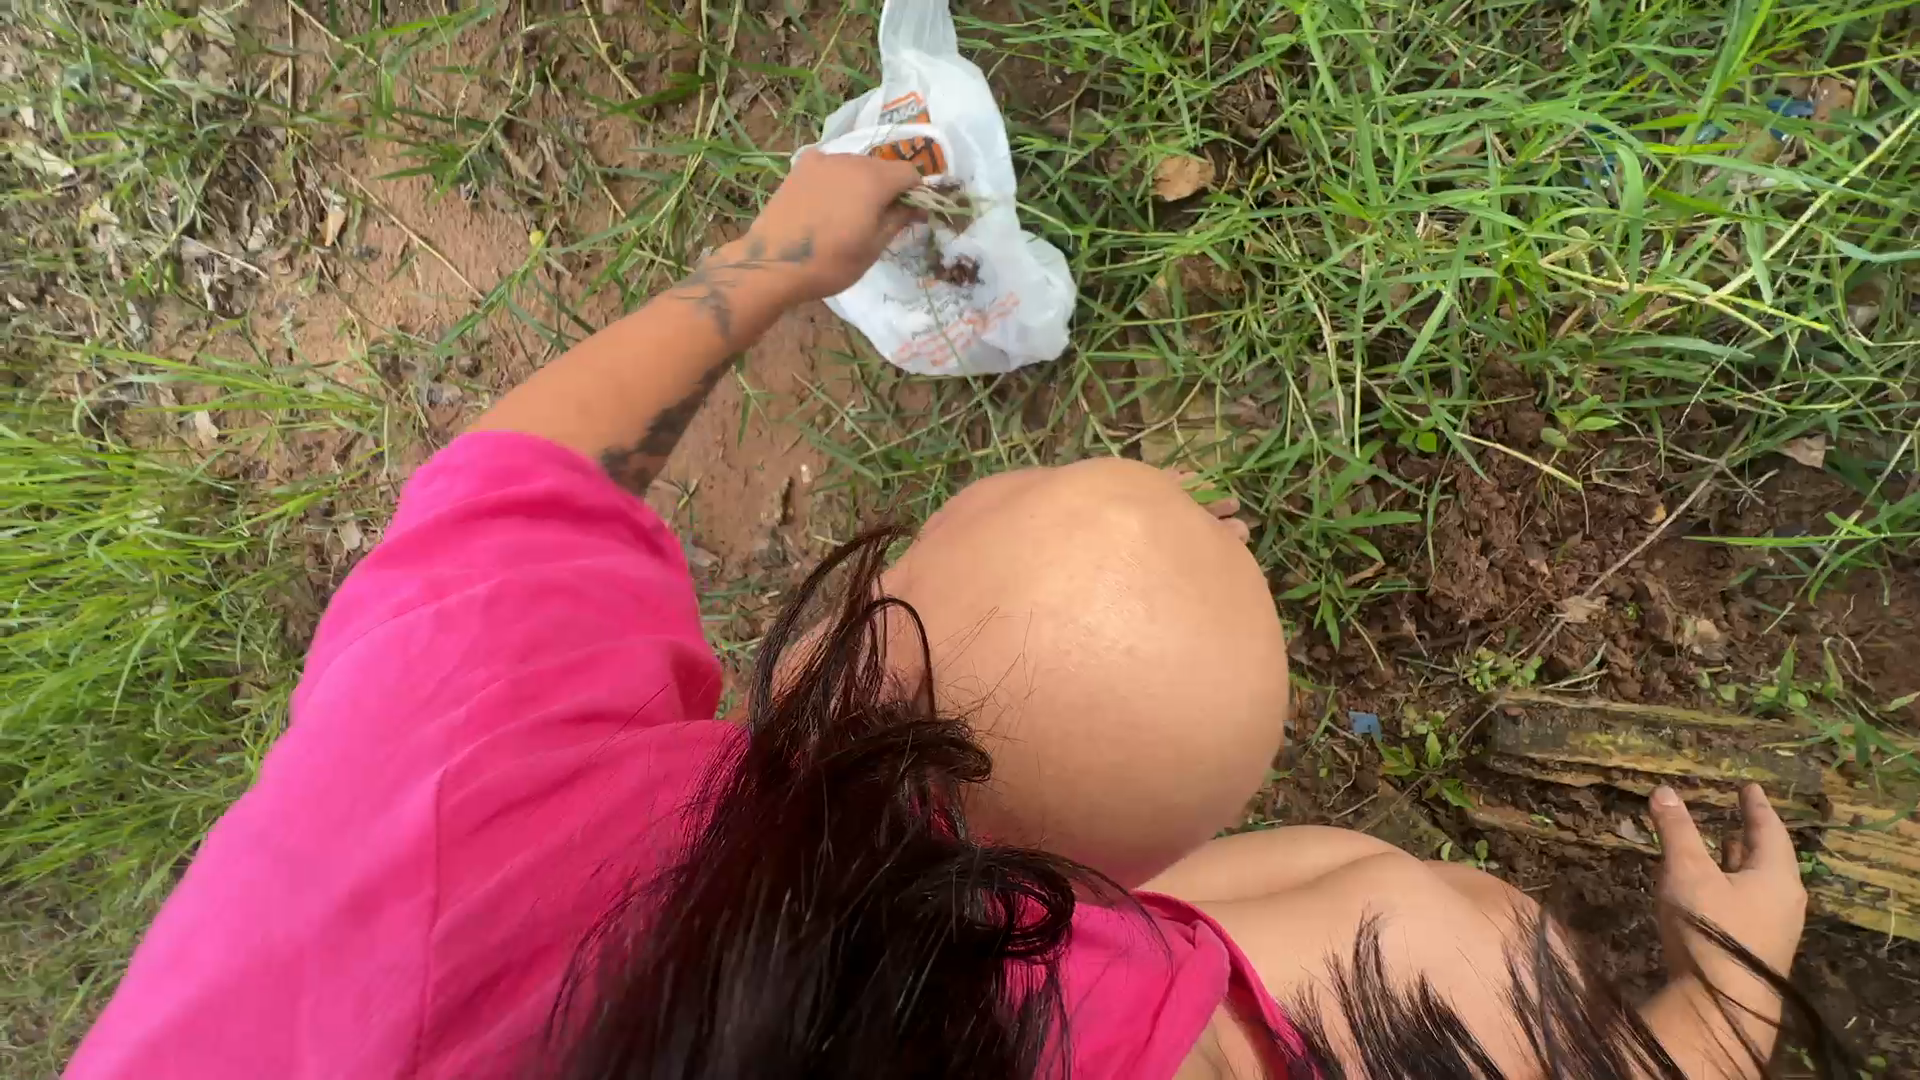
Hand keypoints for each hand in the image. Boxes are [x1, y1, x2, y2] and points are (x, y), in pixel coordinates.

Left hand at [732, 149, 926, 302]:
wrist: (773, 263)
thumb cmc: (830, 263)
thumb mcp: (872, 248)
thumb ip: (898, 220)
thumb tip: (917, 206)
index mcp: (873, 180)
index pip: (910, 172)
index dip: (917, 193)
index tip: (913, 216)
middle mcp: (850, 160)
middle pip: (882, 167)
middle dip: (890, 189)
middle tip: (883, 220)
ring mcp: (823, 160)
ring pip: (856, 165)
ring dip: (863, 184)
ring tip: (853, 216)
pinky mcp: (801, 167)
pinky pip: (832, 167)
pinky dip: (839, 181)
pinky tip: (830, 205)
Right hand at [1648, 782, 1805, 985]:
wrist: (1722, 994)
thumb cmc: (1710, 923)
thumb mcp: (1687, 870)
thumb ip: (1676, 830)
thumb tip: (1665, 790)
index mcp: (1775, 877)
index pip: (1770, 832)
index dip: (1757, 808)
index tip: (1750, 788)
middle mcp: (1781, 897)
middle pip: (1766, 856)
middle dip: (1749, 833)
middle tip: (1737, 811)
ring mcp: (1769, 921)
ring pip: (1753, 877)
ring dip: (1736, 856)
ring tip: (1721, 838)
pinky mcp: (1752, 937)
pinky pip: (1743, 894)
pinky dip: (1727, 876)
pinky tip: (1707, 878)